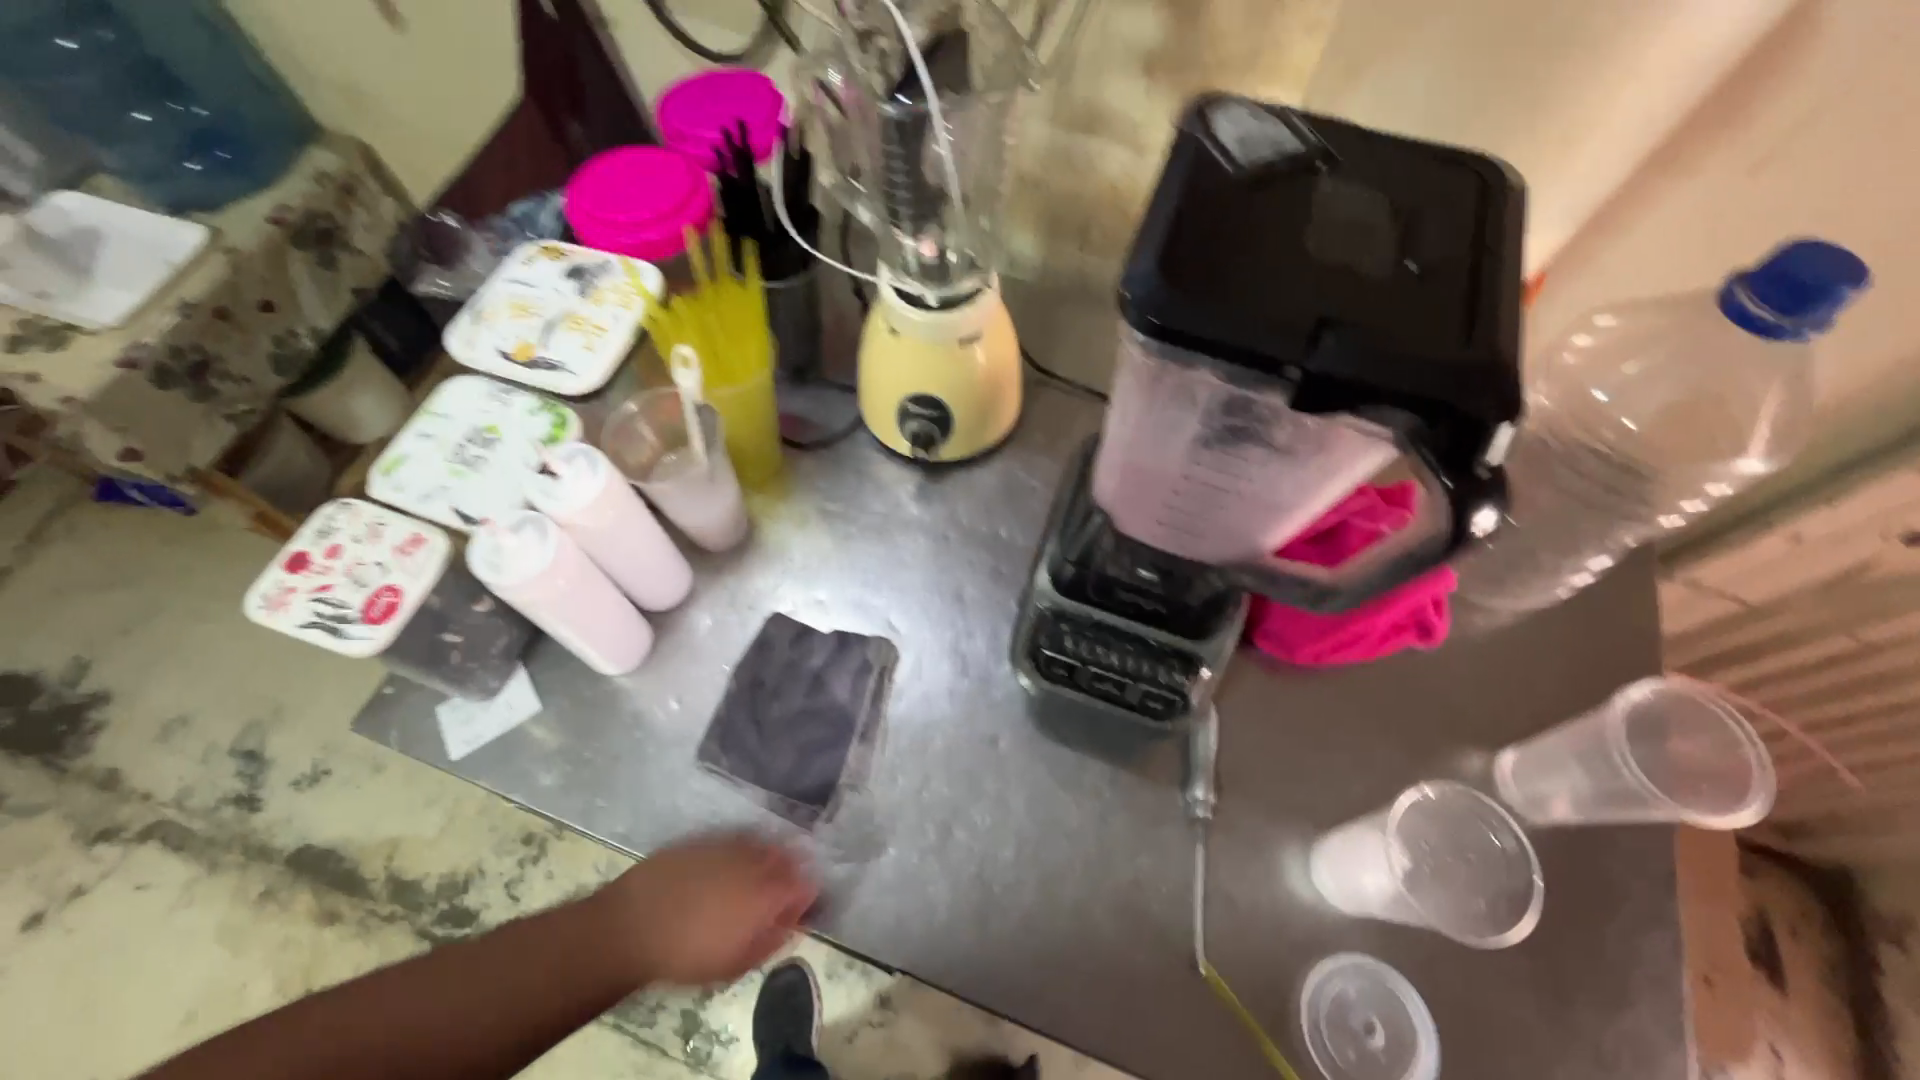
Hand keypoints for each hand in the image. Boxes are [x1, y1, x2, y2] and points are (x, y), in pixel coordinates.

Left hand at [593, 833, 816, 986]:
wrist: (630, 926)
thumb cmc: (685, 955)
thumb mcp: (733, 964)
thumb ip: (770, 942)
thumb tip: (790, 927)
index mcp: (767, 895)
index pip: (804, 884)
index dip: (806, 895)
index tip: (799, 907)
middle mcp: (754, 862)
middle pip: (787, 857)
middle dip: (791, 870)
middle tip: (781, 888)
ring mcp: (727, 846)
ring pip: (761, 843)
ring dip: (766, 856)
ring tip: (756, 874)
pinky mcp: (703, 838)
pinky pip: (733, 838)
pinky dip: (740, 848)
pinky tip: (728, 863)